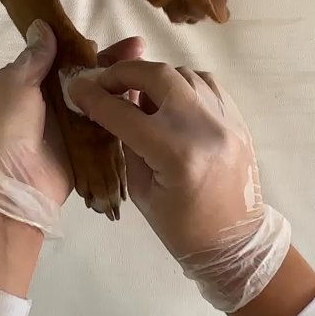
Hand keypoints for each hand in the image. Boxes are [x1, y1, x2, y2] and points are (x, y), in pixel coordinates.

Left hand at [0, 21, 142, 234]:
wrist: (10, 184)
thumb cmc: (5, 127)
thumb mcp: (14, 84)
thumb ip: (34, 58)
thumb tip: (42, 26)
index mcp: (31, 85)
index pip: (63, 59)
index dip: (85, 47)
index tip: (107, 37)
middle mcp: (53, 103)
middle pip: (88, 78)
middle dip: (112, 63)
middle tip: (140, 47)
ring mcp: (72, 127)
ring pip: (102, 100)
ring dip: (123, 85)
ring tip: (148, 68)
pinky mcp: (88, 148)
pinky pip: (109, 126)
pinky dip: (125, 114)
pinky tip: (147, 99)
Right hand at [67, 62, 290, 310]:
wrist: (235, 243)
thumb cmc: (182, 228)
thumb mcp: (141, 190)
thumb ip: (128, 143)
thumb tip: (115, 106)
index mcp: (176, 155)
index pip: (124, 113)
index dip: (94, 97)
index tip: (76, 87)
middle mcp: (204, 128)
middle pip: (158, 76)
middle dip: (125, 73)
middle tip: (106, 82)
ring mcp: (226, 120)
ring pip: (184, 74)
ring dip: (155, 78)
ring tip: (140, 95)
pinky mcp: (238, 119)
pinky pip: (206, 83)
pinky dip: (183, 84)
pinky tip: (171, 100)